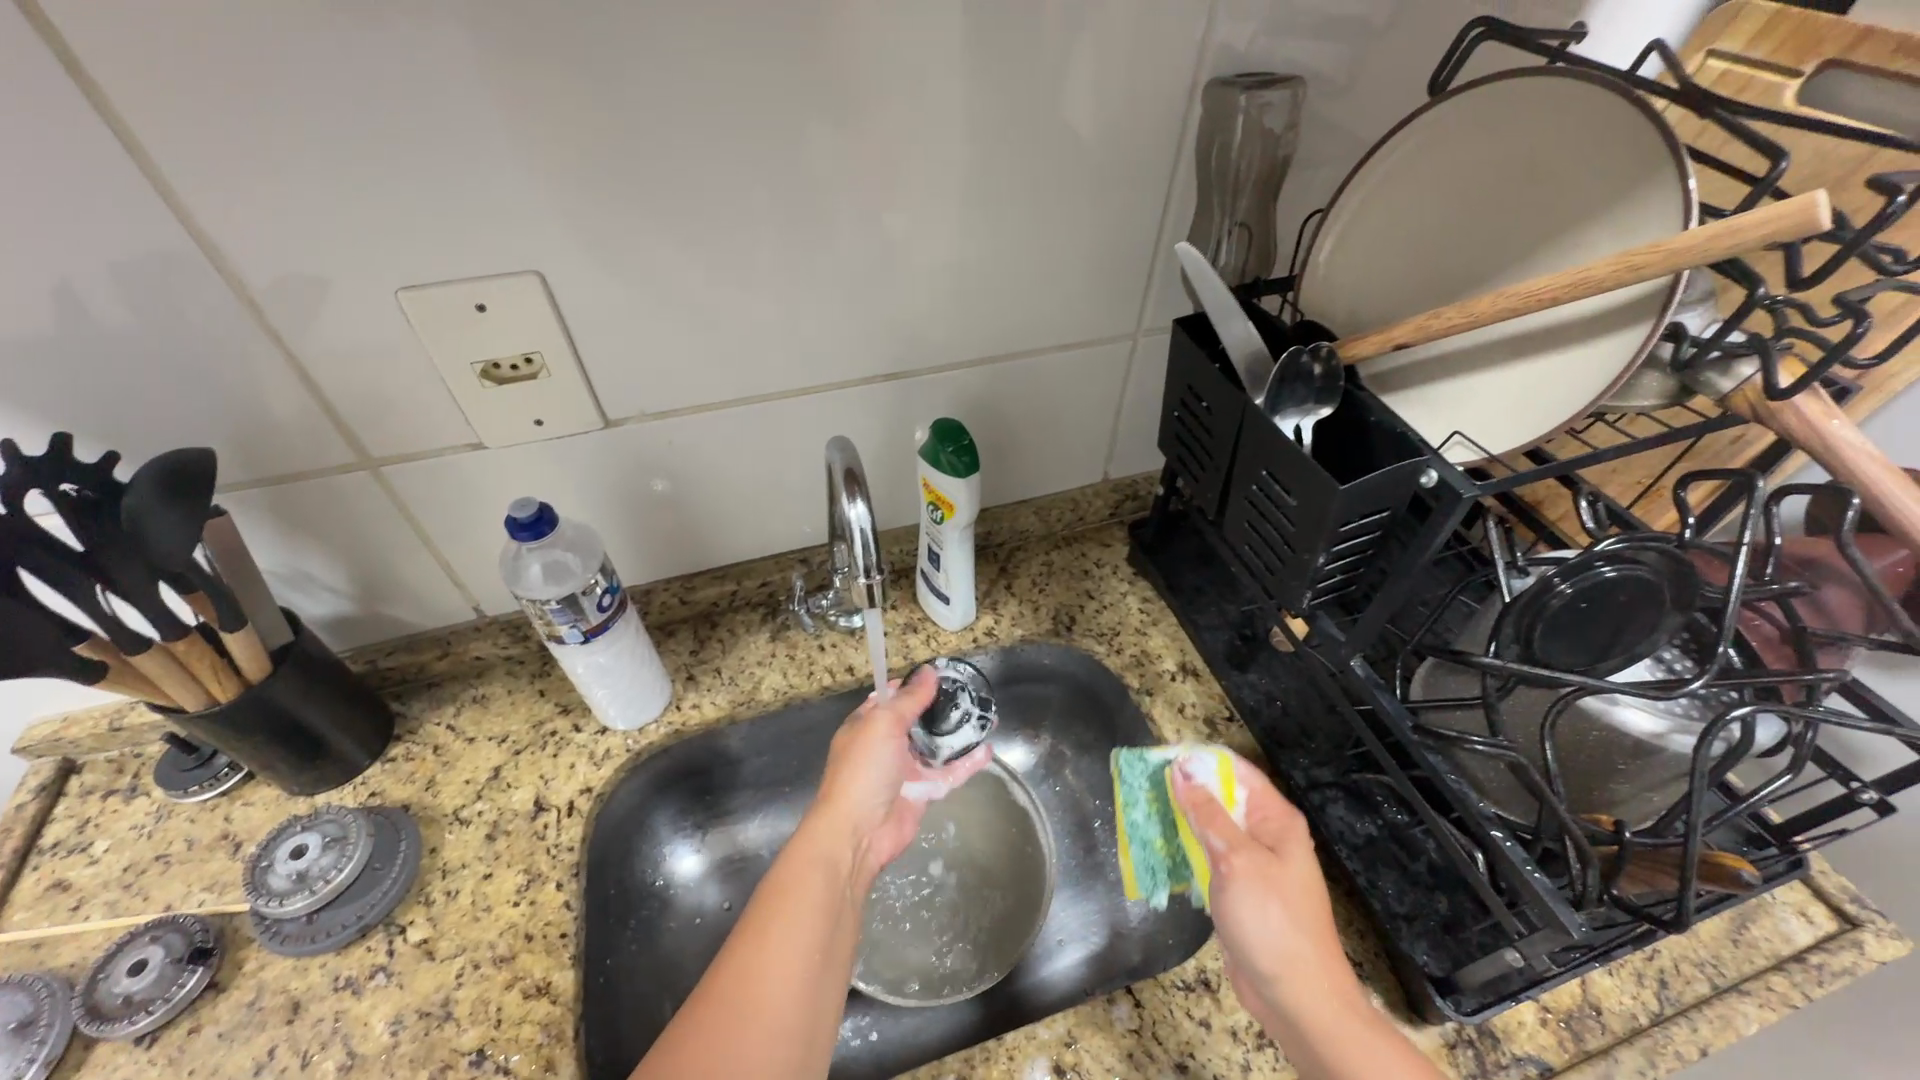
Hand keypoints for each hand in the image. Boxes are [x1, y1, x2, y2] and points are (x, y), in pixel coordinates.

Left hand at [811, 667, 992, 884]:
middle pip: (918, 722)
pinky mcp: (923, 792)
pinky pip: (948, 773)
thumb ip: (910, 699)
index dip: (912, 686)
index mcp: (868, 725)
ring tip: (985, 718)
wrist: (859, 832)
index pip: (891, 698)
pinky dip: (967, 763)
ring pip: (937, 748)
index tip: (941, 675)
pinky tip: (986, 750)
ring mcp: (905, 770)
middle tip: (970, 695)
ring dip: (959, 735)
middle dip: (942, 709)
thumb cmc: (864, 770)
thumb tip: (929, 671)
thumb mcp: (883, 724)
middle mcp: (886, 745)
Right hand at [1169, 750, 1359, 1030]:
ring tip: (1141, 813)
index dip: (1201, 760)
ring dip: (1181, 823)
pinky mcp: (1238, 892)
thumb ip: (1206, 814)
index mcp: (1275, 820)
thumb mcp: (1235, 860)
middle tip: (1142, 785)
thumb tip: (1181, 771)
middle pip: (1222, 799)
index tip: (1160, 756)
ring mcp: (1252, 866)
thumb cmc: (1272, 922)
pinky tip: (1157, 852)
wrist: (1296, 996)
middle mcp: (1265, 836)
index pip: (1237, 771)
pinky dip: (1185, 854)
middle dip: (1185, 791)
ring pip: (1211, 831)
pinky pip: (1208, 861)